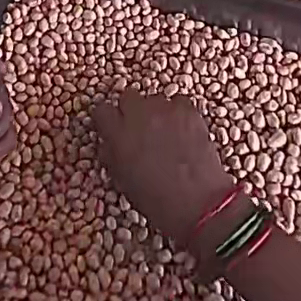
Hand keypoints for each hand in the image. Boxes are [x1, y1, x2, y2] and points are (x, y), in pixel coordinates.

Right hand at [92, 93, 236, 242]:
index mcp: (117, 133)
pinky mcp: (188, 110)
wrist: (199, 203)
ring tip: (165, 132)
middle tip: (139, 129)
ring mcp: (164, 110)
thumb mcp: (122, 180)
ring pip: (154, 99)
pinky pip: (178, 102)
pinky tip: (182, 130)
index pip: (101, 111)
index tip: (112, 127)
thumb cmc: (157, 200)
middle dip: (131, 110)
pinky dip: (178, 113)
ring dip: (156, 112)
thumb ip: (112, 154)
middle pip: (128, 97)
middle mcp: (138, 114)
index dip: (107, 120)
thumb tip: (110, 143)